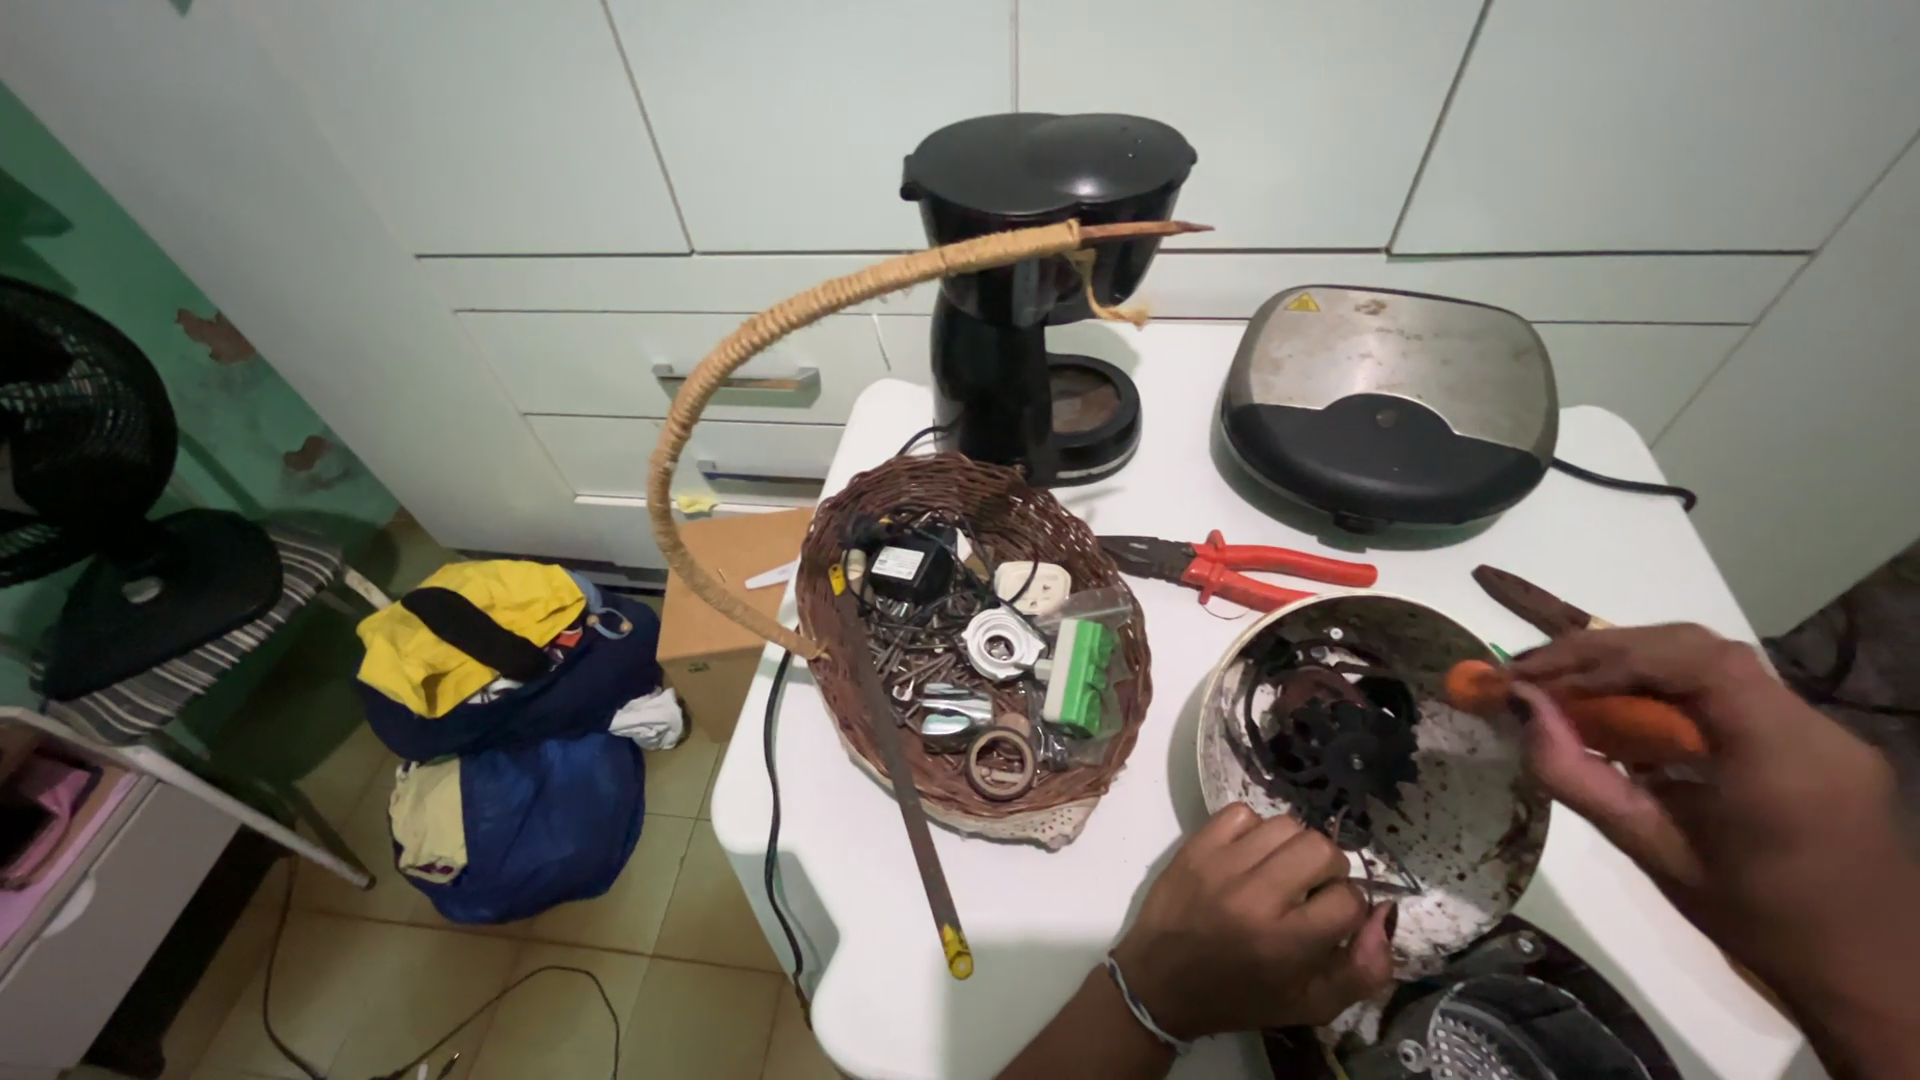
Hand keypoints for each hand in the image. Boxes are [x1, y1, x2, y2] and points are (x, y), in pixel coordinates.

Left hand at [1110, 803, 1393, 1040]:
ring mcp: (1222, 864)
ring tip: (1281, 869)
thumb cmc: (1240, 996)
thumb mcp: (1310, 1004)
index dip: (1349, 906)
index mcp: (1287, 943)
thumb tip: (1384, 915)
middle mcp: (1256, 896)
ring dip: (1293, 845)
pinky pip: (1241, 812)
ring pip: (1285, 824)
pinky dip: (1253, 828)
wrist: (1161, 980)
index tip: (1332, 916)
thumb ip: (1362, 970)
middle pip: (1320, 848)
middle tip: (1312, 886)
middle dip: (1328, 867)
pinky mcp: (1196, 845)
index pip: (1348, 898)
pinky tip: (1249, 854)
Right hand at [1510, 625, 1919, 1074]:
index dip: (1608, 657)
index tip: (1539, 678)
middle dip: (1604, 651)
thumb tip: (1518, 706)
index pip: (1696, 664)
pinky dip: (1657, 684)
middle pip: (1696, 649)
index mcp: (1782, 761)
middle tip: (1533, 672)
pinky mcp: (1811, 736)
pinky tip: (1618, 709)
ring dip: (1628, 662)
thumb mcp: (1649, 849)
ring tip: (1562, 685)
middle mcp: (1811, 729)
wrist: (1873, 972)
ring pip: (1708, 659)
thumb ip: (1576, 775)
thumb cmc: (1755, 921)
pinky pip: (1724, 687)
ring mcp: (1819, 729)